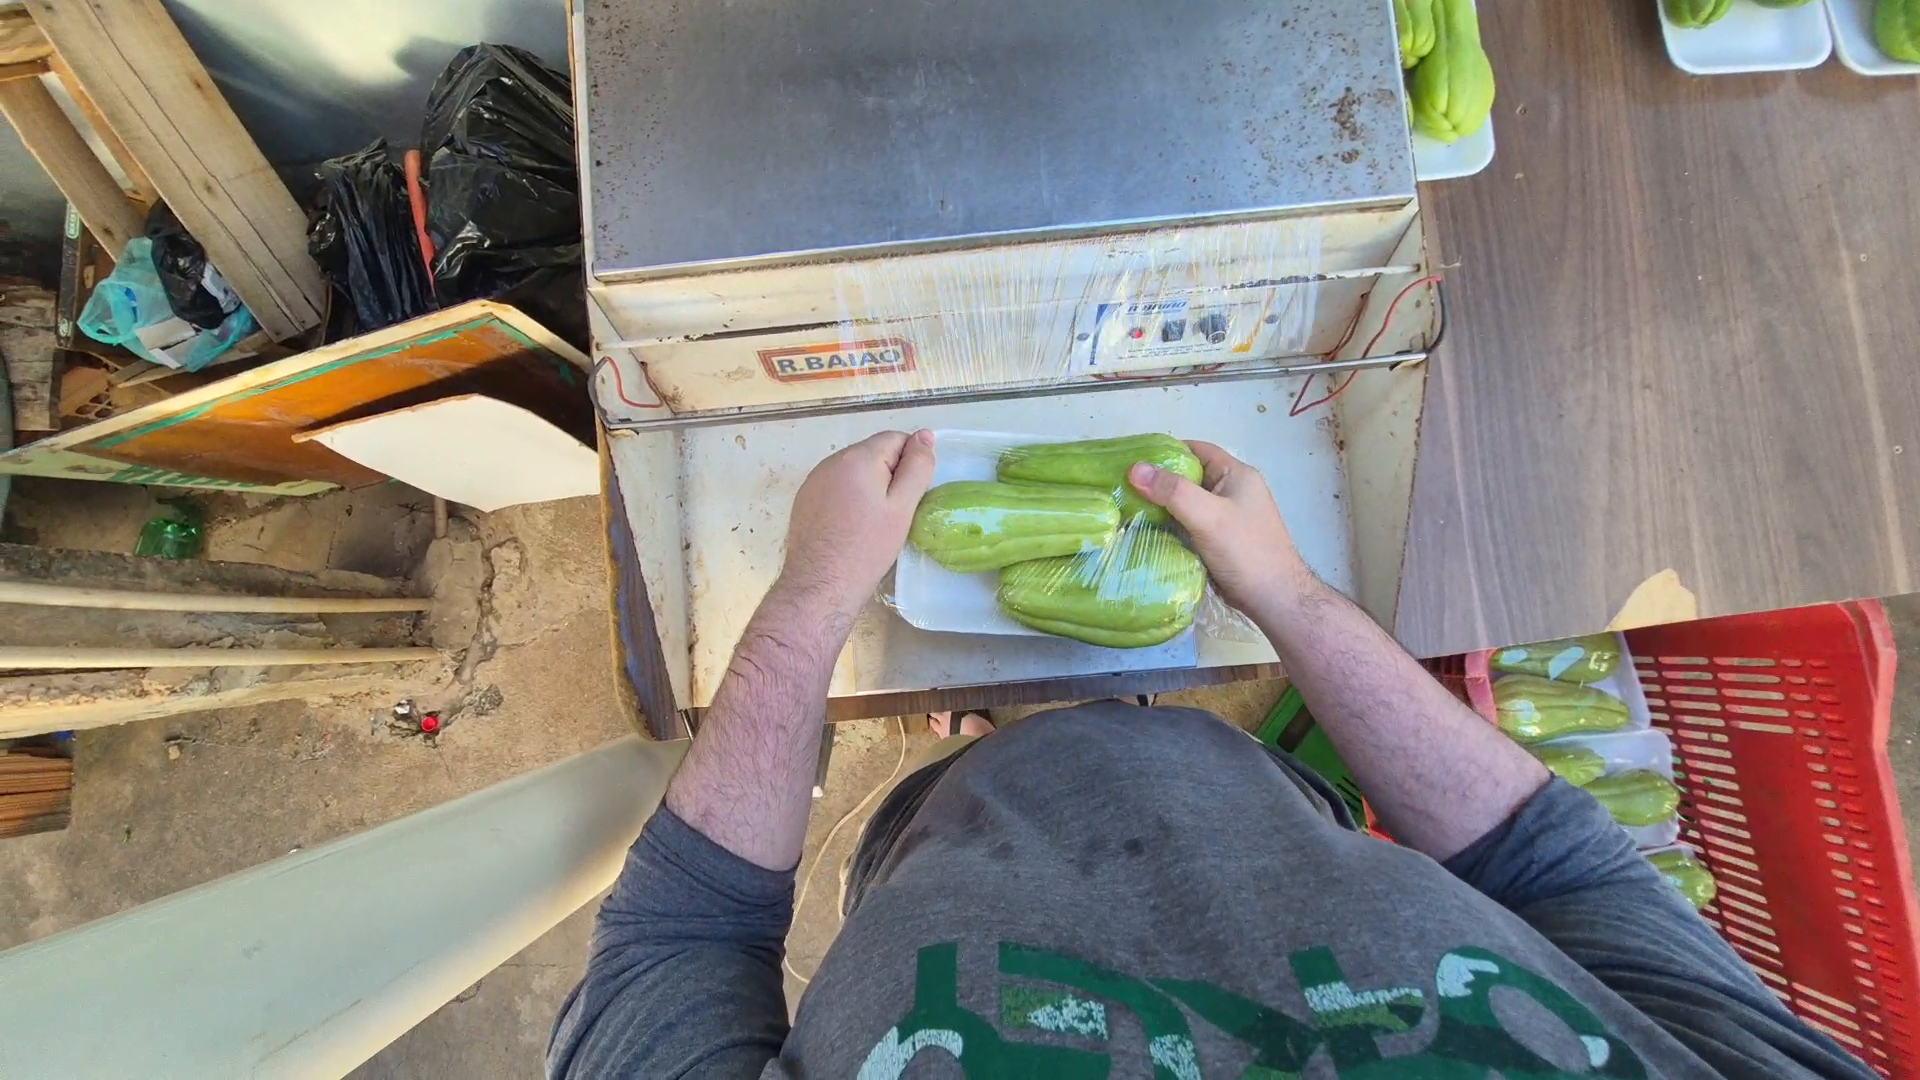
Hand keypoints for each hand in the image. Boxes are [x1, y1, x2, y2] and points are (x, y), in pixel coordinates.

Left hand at [778, 430, 936, 618]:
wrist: (821, 585)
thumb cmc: (867, 548)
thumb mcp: (902, 508)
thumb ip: (916, 467)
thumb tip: (924, 435)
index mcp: (858, 458)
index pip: (896, 439)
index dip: (910, 463)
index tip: (910, 496)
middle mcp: (831, 461)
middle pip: (873, 454)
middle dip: (889, 475)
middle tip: (895, 513)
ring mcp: (814, 480)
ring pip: (854, 471)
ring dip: (869, 487)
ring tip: (872, 523)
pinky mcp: (805, 500)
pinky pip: (837, 487)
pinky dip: (849, 499)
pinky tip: (851, 527)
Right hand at [1127, 441, 1313, 616]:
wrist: (1272, 599)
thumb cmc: (1245, 551)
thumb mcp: (1207, 515)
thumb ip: (1172, 491)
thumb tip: (1134, 469)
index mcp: (1236, 475)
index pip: (1197, 450)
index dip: (1165, 450)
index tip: (1133, 458)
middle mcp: (1231, 491)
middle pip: (1188, 476)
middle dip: (1157, 480)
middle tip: (1122, 485)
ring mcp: (1224, 517)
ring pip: (1185, 503)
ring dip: (1160, 505)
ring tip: (1125, 506)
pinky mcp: (1217, 539)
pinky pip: (1187, 524)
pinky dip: (1167, 525)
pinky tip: (1145, 530)